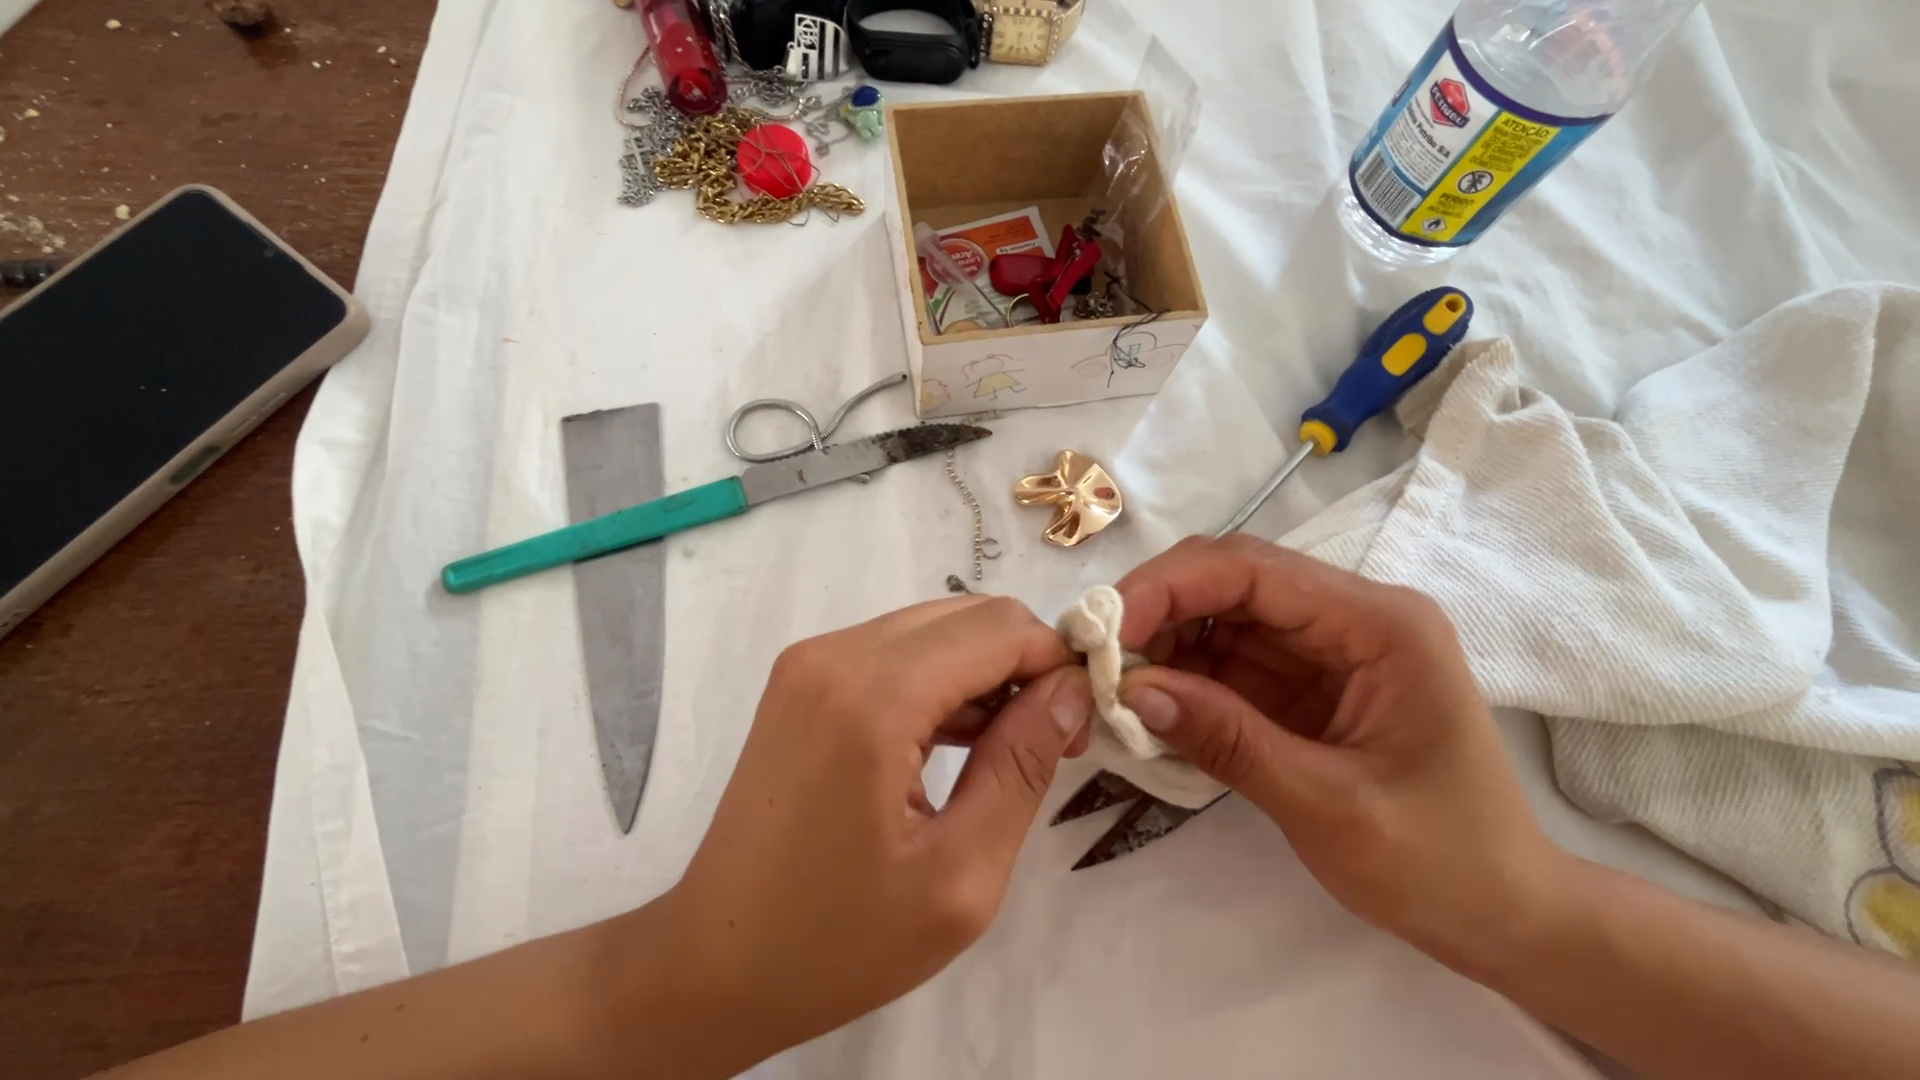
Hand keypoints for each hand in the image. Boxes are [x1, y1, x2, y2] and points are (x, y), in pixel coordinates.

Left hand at [658, 595, 1091, 1074]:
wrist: (713, 962)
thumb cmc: (840, 940)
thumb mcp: (960, 874)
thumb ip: (1023, 765)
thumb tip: (1070, 689)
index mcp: (872, 697)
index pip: (998, 628)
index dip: (1055, 660)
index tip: (1082, 723)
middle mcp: (834, 654)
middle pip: (967, 616)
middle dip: (1022, 664)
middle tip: (1049, 742)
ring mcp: (809, 662)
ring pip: (933, 629)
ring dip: (983, 672)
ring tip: (1007, 750)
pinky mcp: (800, 681)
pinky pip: (894, 652)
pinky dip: (939, 681)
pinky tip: (956, 741)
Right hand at [1112, 535, 1559, 968]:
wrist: (1504, 914)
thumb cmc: (1440, 863)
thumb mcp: (1328, 806)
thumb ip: (1227, 740)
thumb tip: (1130, 691)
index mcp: (1380, 626)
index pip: (1255, 571)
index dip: (1171, 587)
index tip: (1106, 627)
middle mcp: (1353, 618)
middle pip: (1233, 580)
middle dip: (1158, 608)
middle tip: (1094, 653)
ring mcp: (1328, 649)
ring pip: (1223, 617)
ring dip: (1164, 642)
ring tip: (1111, 681)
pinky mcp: (1307, 682)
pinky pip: (1230, 660)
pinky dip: (1184, 676)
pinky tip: (1146, 700)